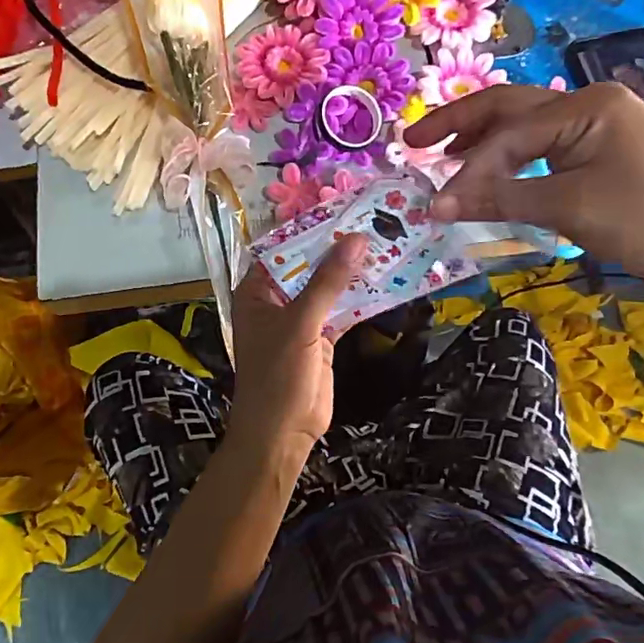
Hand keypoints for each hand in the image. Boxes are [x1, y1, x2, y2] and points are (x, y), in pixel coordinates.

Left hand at [228, 233, 365, 450]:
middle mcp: (276, 301)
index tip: (345, 210)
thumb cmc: (278, 374)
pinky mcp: (321, 339)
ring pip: (328, 289)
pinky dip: (360, 300)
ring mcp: (300, 320)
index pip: (284, 250)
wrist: (283, 432)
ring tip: (386, 244)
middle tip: (374, 223)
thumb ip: (328, 281)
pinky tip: (386, 282)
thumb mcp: (301, 323)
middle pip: (309, 267)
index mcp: (257, 292)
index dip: (312, 230)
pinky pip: (341, 312)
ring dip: (352, 274)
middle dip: (338, 250)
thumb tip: (356, 239)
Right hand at [405, 83, 643, 276]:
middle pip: (511, 109)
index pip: (510, 132)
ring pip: (527, 127)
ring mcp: (600, 125)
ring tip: (446, 158)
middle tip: (414, 143)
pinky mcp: (604, 150)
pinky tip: (496, 173)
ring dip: (486, 142)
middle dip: (461, 125)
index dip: (470, 168)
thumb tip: (437, 204)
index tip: (437, 202)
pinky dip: (515, 160)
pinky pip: (547, 147)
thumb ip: (501, 198)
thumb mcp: (569, 207)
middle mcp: (589, 102)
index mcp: (585, 104)